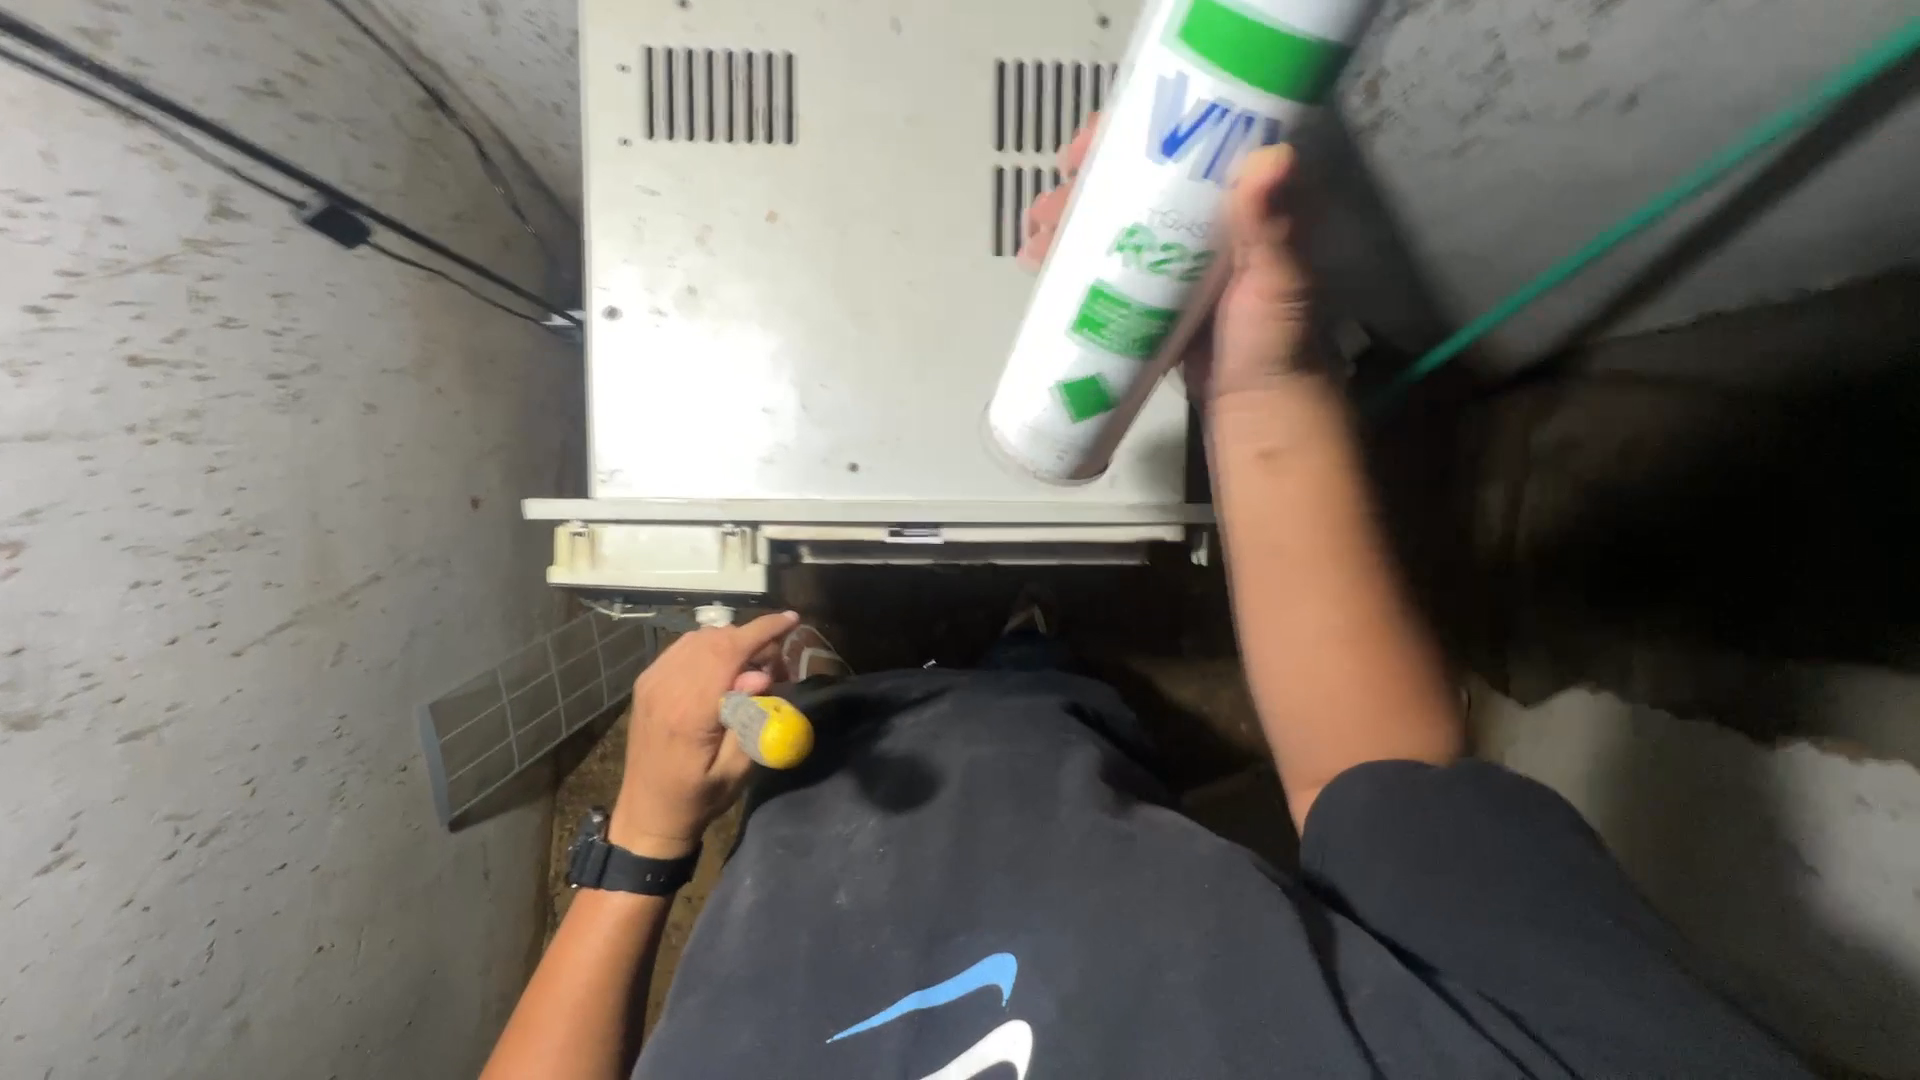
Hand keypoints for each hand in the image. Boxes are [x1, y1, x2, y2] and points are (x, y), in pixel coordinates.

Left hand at [609, 611, 800, 857]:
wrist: (647, 815)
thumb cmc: (698, 798)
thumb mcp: (736, 769)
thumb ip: (750, 718)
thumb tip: (760, 676)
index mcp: (690, 711)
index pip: (730, 651)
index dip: (763, 630)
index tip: (791, 620)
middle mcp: (666, 687)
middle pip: (716, 639)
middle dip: (753, 639)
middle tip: (776, 666)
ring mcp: (652, 682)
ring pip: (699, 639)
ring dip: (731, 642)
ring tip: (752, 667)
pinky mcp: (647, 684)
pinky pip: (682, 648)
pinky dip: (709, 647)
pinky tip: (724, 667)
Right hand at [1021, 116, 1319, 405]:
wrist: (1256, 408)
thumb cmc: (1274, 341)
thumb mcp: (1275, 280)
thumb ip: (1270, 226)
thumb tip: (1269, 159)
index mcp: (1240, 203)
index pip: (1183, 144)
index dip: (1134, 132)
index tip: (1092, 143)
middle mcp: (1203, 223)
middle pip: (1135, 185)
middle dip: (1085, 187)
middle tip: (1050, 203)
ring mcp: (1173, 263)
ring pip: (1115, 227)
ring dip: (1070, 226)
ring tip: (1034, 240)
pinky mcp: (1151, 299)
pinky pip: (1108, 271)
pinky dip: (1074, 267)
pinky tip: (1041, 269)